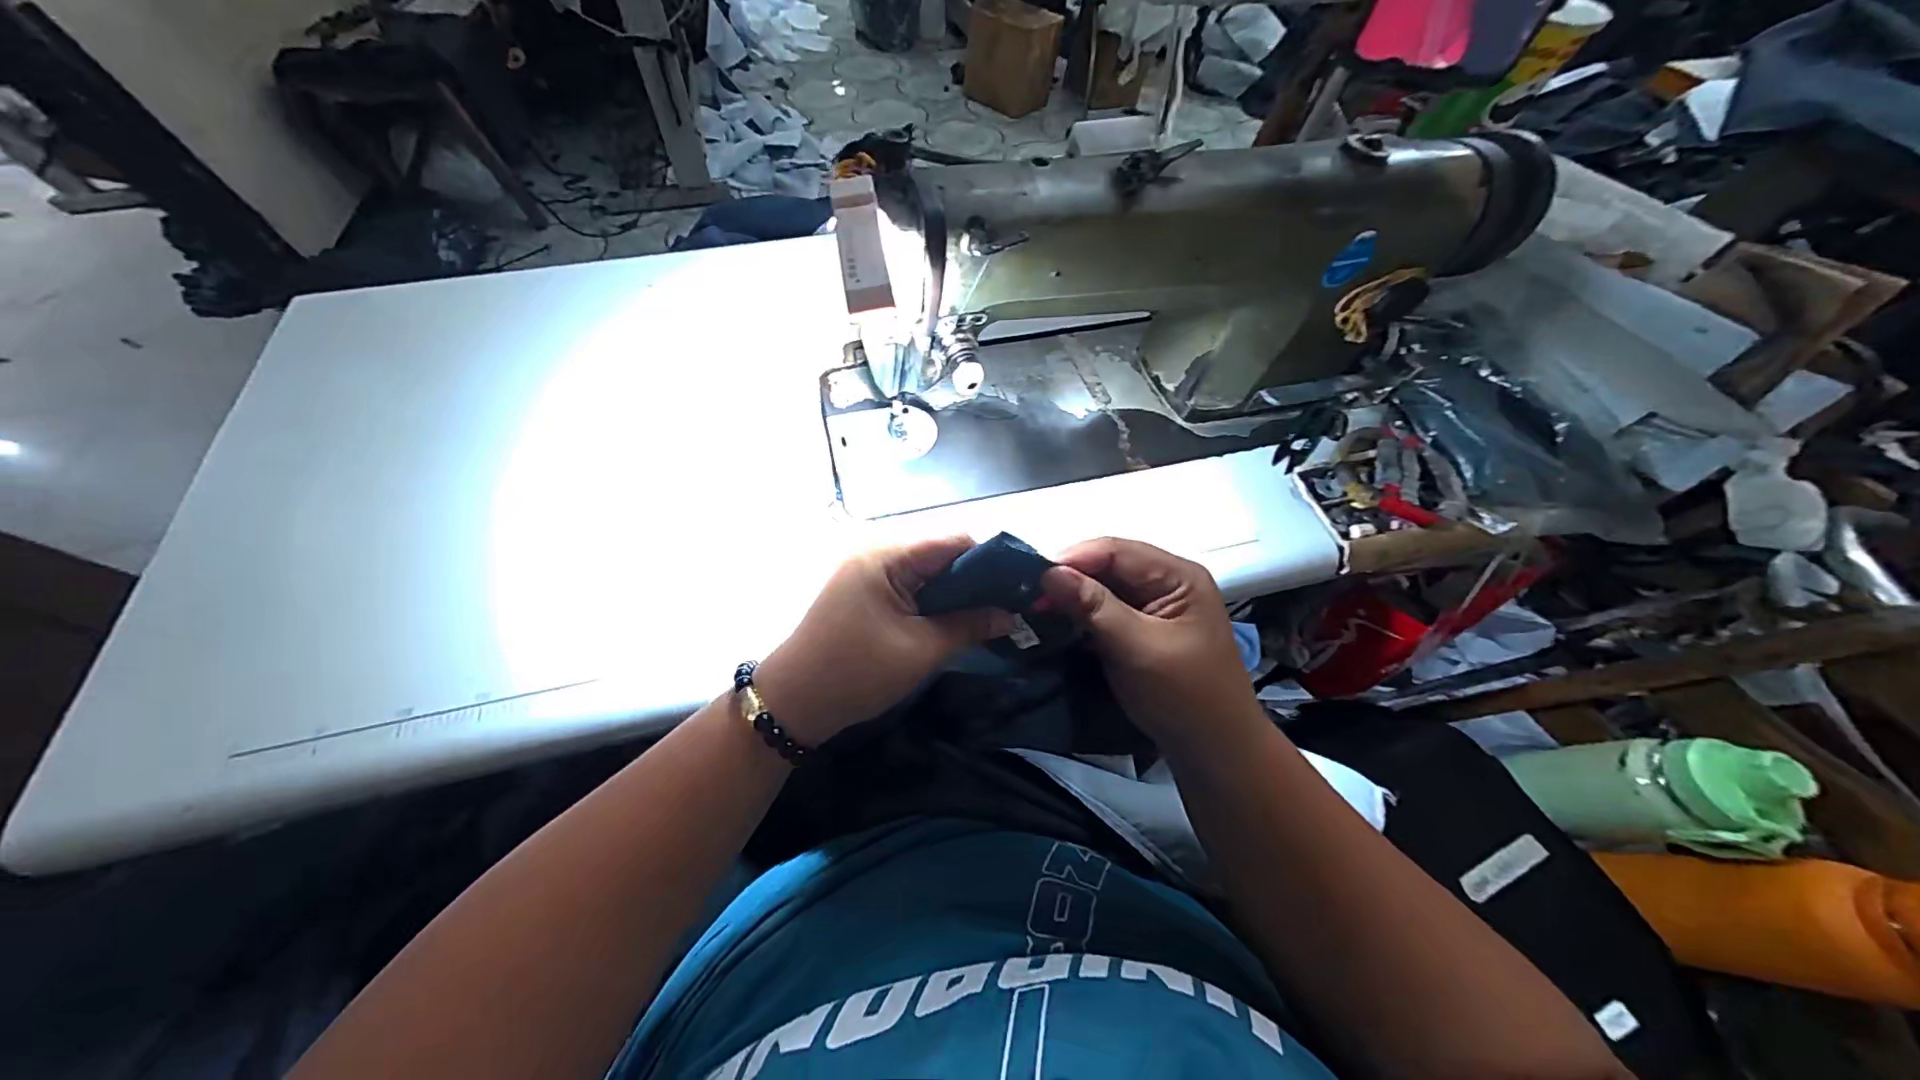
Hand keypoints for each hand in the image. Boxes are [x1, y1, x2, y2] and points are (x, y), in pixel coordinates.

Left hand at [753, 535, 1013, 745]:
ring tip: (992, 614)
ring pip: (929, 573)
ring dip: (958, 592)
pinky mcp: (866, 594)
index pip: (953, 541)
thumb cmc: (855, 673)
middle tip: (1013, 605)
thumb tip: (1013, 614)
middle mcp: (877, 554)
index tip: (1023, 585)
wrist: (791, 703)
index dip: (992, 559)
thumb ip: (970, 625)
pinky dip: (936, 602)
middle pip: (942, 554)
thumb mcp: (920, 651)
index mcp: (886, 557)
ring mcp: (869, 574)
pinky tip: (958, 620)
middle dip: (978, 578)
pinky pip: (912, 588)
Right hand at [1040, 537, 1264, 753]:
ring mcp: (1155, 606)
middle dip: (1069, 576)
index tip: (1031, 576)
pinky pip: (1105, 610)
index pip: (1116, 551)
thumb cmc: (1185, 696)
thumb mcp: (1137, 648)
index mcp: (1179, 576)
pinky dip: (1081, 614)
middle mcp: (1167, 581)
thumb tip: (1049, 573)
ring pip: (1104, 587)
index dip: (1073, 558)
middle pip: (1108, 565)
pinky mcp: (1142, 629)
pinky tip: (1056, 620)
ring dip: (1072, 595)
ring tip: (1034, 605)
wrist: (1215, 750)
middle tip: (1027, 593)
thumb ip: (1094, 607)